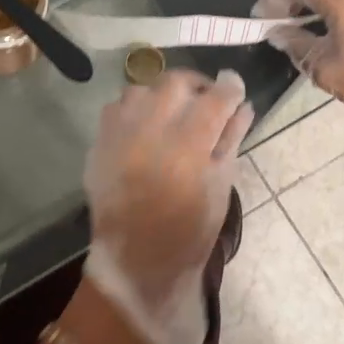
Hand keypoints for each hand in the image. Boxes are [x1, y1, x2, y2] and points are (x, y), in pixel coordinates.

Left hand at [80, 69, 252, 343]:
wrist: (137, 260)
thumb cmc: (189, 230)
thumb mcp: (220, 187)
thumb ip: (230, 140)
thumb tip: (242, 107)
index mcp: (190, 144)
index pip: (216, 97)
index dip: (230, 87)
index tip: (234, 86)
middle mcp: (153, 129)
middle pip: (177, 82)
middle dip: (195, 85)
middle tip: (205, 99)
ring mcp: (121, 132)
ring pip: (143, 88)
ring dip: (162, 94)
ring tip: (171, 113)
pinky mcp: (100, 141)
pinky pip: (117, 107)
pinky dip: (134, 109)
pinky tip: (144, 128)